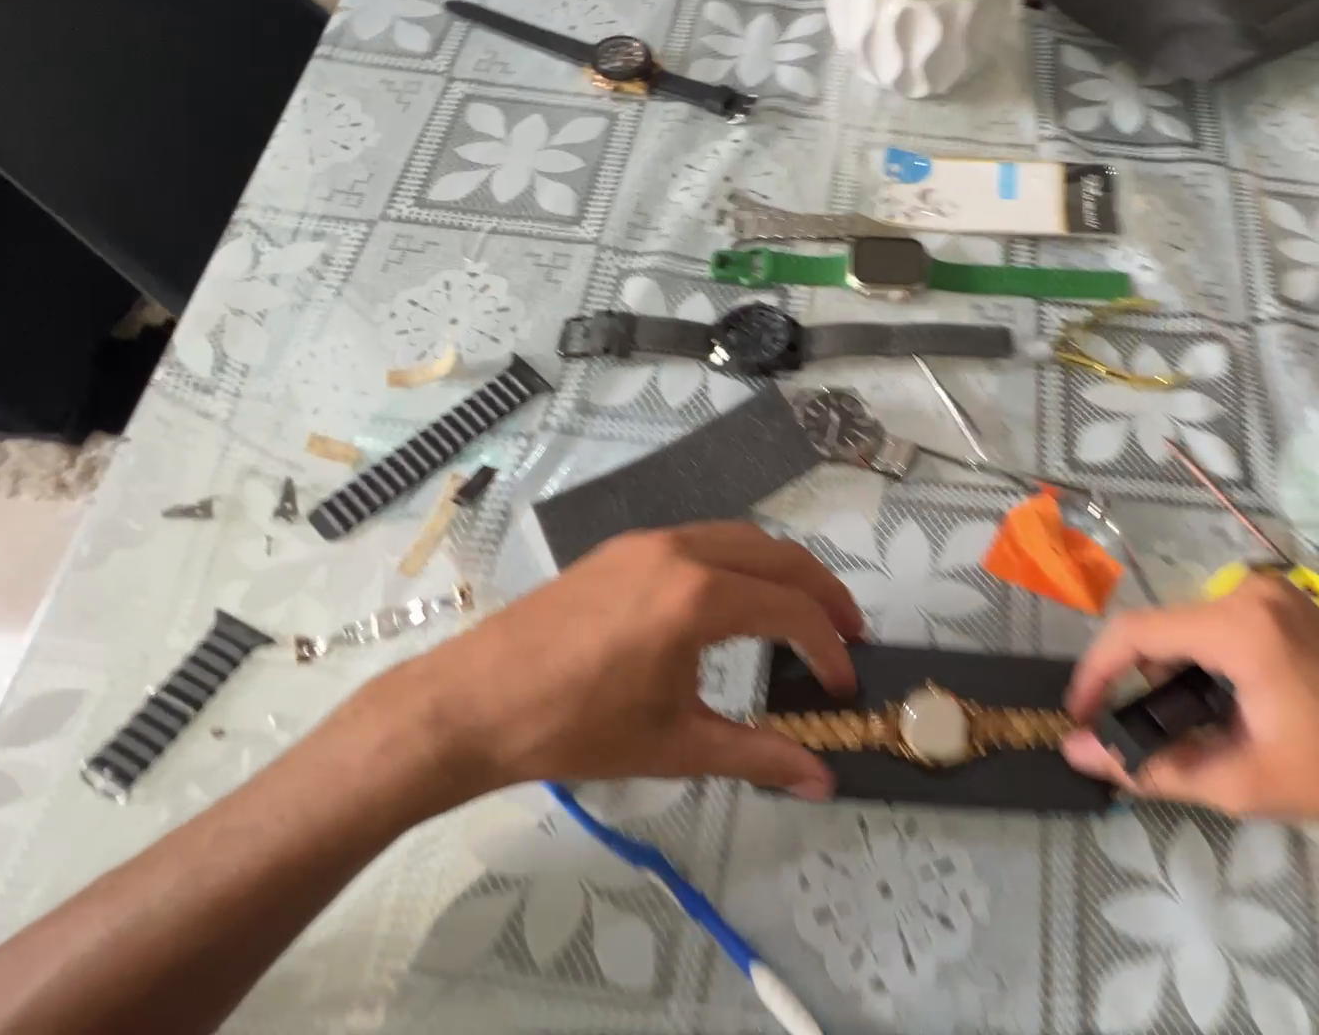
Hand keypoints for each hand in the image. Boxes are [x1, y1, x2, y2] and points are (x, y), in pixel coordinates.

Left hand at [381, 522, 862, 802]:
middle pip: (781, 556)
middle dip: (825, 593)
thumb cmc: (576, 729)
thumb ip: (758, 756)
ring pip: (743, 538)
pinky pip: (704, 538)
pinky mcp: (622, 548)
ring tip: (802, 611)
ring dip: (783, 570)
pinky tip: (735, 600)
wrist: (470, 704)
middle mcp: (681, 552)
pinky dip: (741, 561)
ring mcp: (648, 543)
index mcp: (699, 598)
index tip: (841, 685)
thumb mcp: (676, 745)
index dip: (829, 649)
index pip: (793, 611)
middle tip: (848, 633)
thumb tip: (823, 781)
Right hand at [1062, 572, 1318, 837]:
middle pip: (1160, 628)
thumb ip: (1150, 767)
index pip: (1136, 633)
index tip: (1079, 715)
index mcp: (1242, 628)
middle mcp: (1252, 594)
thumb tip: (1078, 753)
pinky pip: (1216, 624)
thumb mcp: (1239, 783)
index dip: (1095, 673)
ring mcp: (1274, 595)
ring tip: (1177, 727)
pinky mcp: (1287, 605)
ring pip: (1185, 626)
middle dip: (1134, 680)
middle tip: (1130, 730)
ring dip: (1167, 674)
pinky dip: (1198, 663)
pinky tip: (1213, 706)